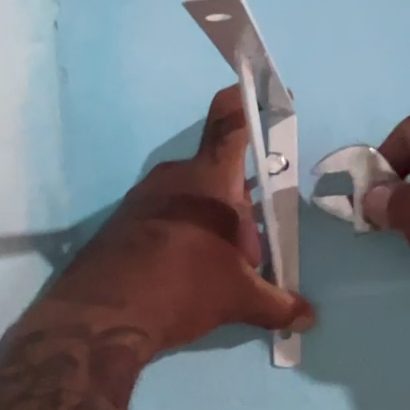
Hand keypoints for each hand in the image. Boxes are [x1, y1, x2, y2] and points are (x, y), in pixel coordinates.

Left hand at [40, 86, 315, 351]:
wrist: (101, 316)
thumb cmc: (182, 288)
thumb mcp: (237, 299)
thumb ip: (276, 303)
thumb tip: (308, 316)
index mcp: (209, 180)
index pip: (230, 122)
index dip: (247, 102)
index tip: (261, 93)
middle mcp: (172, 179)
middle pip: (217, 179)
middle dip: (238, 213)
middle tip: (247, 258)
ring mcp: (140, 199)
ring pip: (189, 203)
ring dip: (208, 230)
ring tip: (215, 275)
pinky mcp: (118, 224)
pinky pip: (161, 221)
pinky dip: (179, 241)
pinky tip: (181, 280)